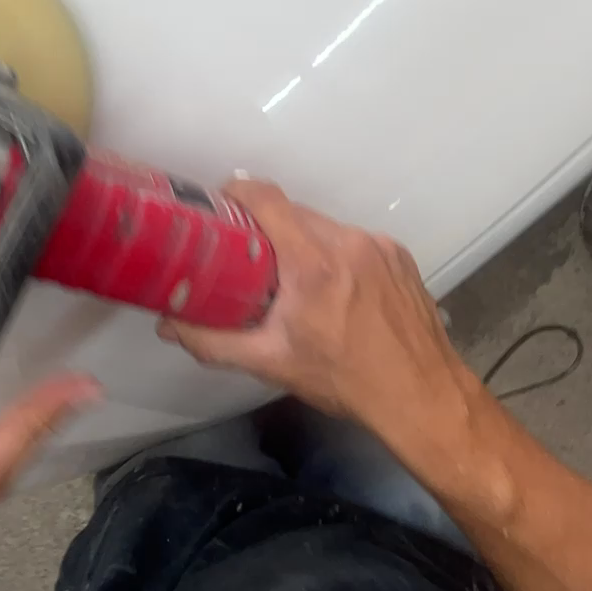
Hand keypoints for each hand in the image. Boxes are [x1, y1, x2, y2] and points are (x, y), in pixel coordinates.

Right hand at [156, 178, 472, 445]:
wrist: (424, 399)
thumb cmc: (344, 380)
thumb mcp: (271, 363)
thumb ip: (212, 342)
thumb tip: (167, 326)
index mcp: (312, 262)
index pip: (266, 199)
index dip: (237, 191)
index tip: (219, 203)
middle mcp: (346, 241)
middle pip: (293, 212)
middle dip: (267, 225)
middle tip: (248, 253)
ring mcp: (377, 244)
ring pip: (324, 225)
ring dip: (302, 240)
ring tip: (291, 275)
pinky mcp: (398, 253)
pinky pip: (352, 239)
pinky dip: (335, 253)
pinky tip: (335, 288)